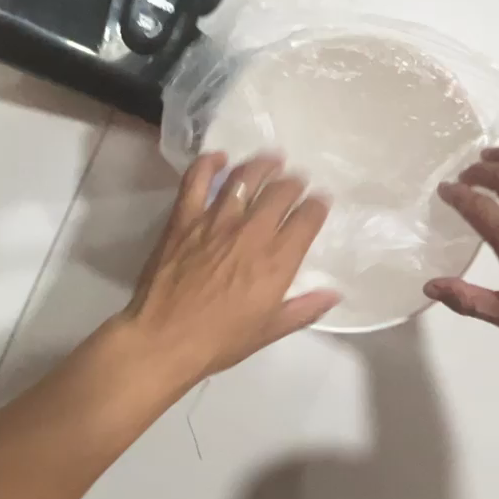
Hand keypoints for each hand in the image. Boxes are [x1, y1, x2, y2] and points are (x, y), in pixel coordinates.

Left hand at [115, 152, 339, 389]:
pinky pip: (197, 179)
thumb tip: (333, 293)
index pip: (308, 217)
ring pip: (245, 177)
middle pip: (281, 191)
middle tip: (295, 182)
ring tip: (271, 160)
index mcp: (277, 260)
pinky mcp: (184, 217)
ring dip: (263, 164)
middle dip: (294, 182)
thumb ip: (304, 309)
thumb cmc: (220, 341)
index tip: (319, 202)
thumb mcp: (269, 331)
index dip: (318, 205)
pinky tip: (219, 158)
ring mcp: (215, 220)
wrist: (164, 339)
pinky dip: (209, 163)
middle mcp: (251, 232)